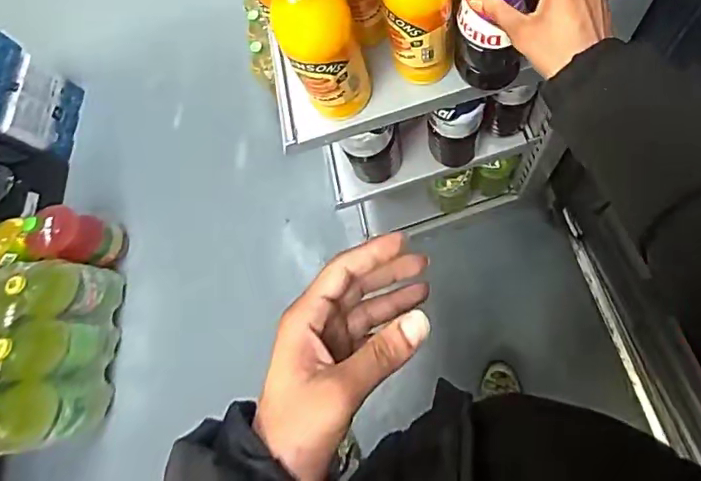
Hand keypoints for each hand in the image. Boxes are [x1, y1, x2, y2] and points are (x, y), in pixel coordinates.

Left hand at [254, 233, 430, 480]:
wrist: (278, 469)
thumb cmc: (298, 423)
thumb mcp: (341, 387)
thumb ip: (382, 353)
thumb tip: (420, 321)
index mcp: (306, 317)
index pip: (342, 272)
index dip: (372, 254)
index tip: (399, 242)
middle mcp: (316, 323)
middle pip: (355, 287)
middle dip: (387, 273)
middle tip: (420, 263)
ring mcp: (327, 344)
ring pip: (364, 311)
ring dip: (392, 299)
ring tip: (422, 288)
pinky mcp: (337, 365)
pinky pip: (367, 335)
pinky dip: (388, 327)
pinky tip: (408, 322)